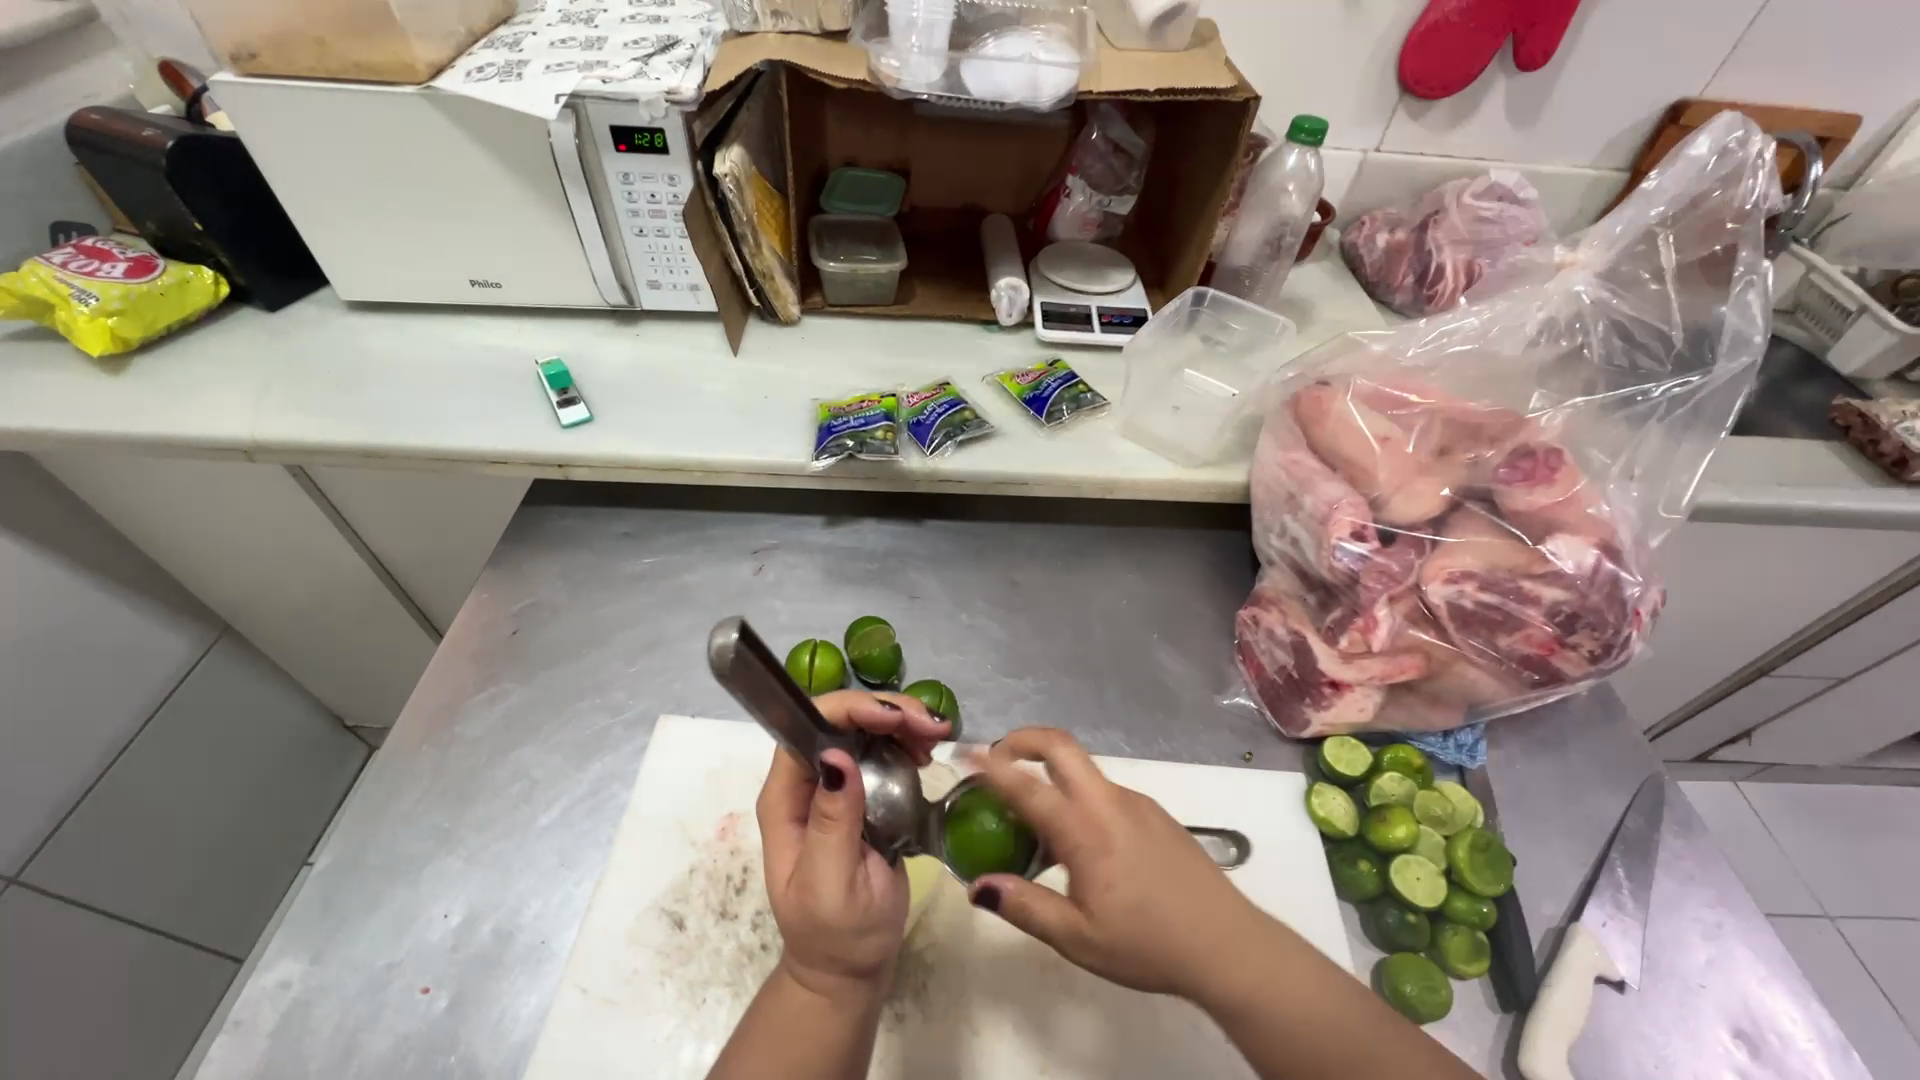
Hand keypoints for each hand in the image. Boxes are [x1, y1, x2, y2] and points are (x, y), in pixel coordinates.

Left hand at [755, 690, 948, 1004]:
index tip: (894, 719)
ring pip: (866, 729)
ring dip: (903, 723)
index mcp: (786, 798)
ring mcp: (838, 785)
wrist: (851, 965)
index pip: (806, 729)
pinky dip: (909, 742)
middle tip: (932, 727)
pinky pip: (885, 751)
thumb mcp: (831, 884)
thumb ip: (833, 821)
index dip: (848, 711)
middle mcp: (809, 781)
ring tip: (937, 736)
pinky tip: (930, 753)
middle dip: (886, 712)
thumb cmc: (835, 932)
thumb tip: (837, 756)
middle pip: (840, 720)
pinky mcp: (866, 794)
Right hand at [967, 728, 1263, 1000]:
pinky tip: (1078, 846)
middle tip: (997, 760)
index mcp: (1086, 830)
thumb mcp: (1077, 938)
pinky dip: (1078, 798)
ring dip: (1050, 775)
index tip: (966, 752)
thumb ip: (1024, 906)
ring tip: (1032, 822)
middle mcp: (1110, 802)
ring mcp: (1137, 803)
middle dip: (1023, 740)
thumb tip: (978, 885)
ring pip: (1083, 771)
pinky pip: (1104, 792)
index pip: (1028, 785)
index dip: (992, 766)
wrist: (1228, 944)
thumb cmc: (1147, 945)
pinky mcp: (1154, 813)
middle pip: (1061, 746)